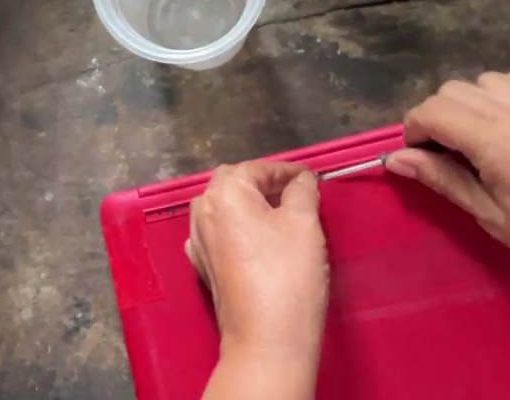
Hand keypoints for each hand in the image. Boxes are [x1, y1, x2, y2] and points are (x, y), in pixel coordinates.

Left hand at [186, 161, 328, 361]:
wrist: (266, 342)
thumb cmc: (287, 277)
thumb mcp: (304, 223)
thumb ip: (302, 192)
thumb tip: (302, 180)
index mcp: (224, 192)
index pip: (258, 169)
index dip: (287, 170)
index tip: (310, 177)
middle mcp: (203, 210)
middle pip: (235, 183)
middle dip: (265, 184)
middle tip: (295, 192)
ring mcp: (199, 239)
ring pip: (225, 207)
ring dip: (250, 205)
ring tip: (280, 215)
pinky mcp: (203, 265)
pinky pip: (219, 233)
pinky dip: (237, 228)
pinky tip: (254, 239)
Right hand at [385, 67, 509, 319]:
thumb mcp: (492, 218)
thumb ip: (442, 179)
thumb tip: (394, 159)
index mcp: (499, 146)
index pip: (433, 112)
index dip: (414, 130)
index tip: (417, 155)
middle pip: (451, 92)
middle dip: (436, 117)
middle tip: (444, 153)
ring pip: (482, 81)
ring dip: (468, 103)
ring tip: (476, 136)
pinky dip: (505, 89)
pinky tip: (508, 116)